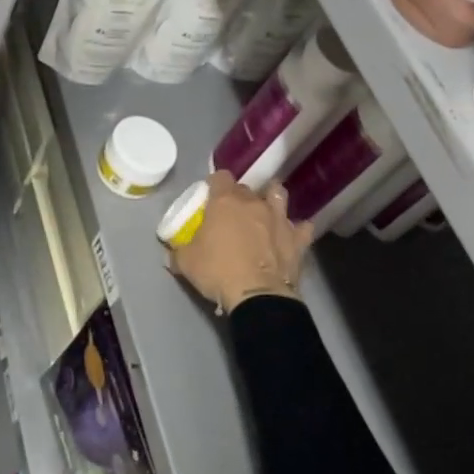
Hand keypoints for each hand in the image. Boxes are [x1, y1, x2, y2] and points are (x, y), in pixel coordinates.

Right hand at [167, 170, 311, 314]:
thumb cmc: (217, 272)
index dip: (214, 184)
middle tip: (232, 213)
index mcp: (224, 202)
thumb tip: (170, 253)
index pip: (219, 177)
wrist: (257, 296)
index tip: (209, 196)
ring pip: (278, 195)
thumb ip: (177, 251)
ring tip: (266, 210)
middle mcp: (253, 203)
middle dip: (239, 197)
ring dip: (272, 199)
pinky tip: (293, 235)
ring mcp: (279, 219)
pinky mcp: (298, 239)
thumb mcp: (185, 262)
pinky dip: (298, 229)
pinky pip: (302, 227)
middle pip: (246, 188)